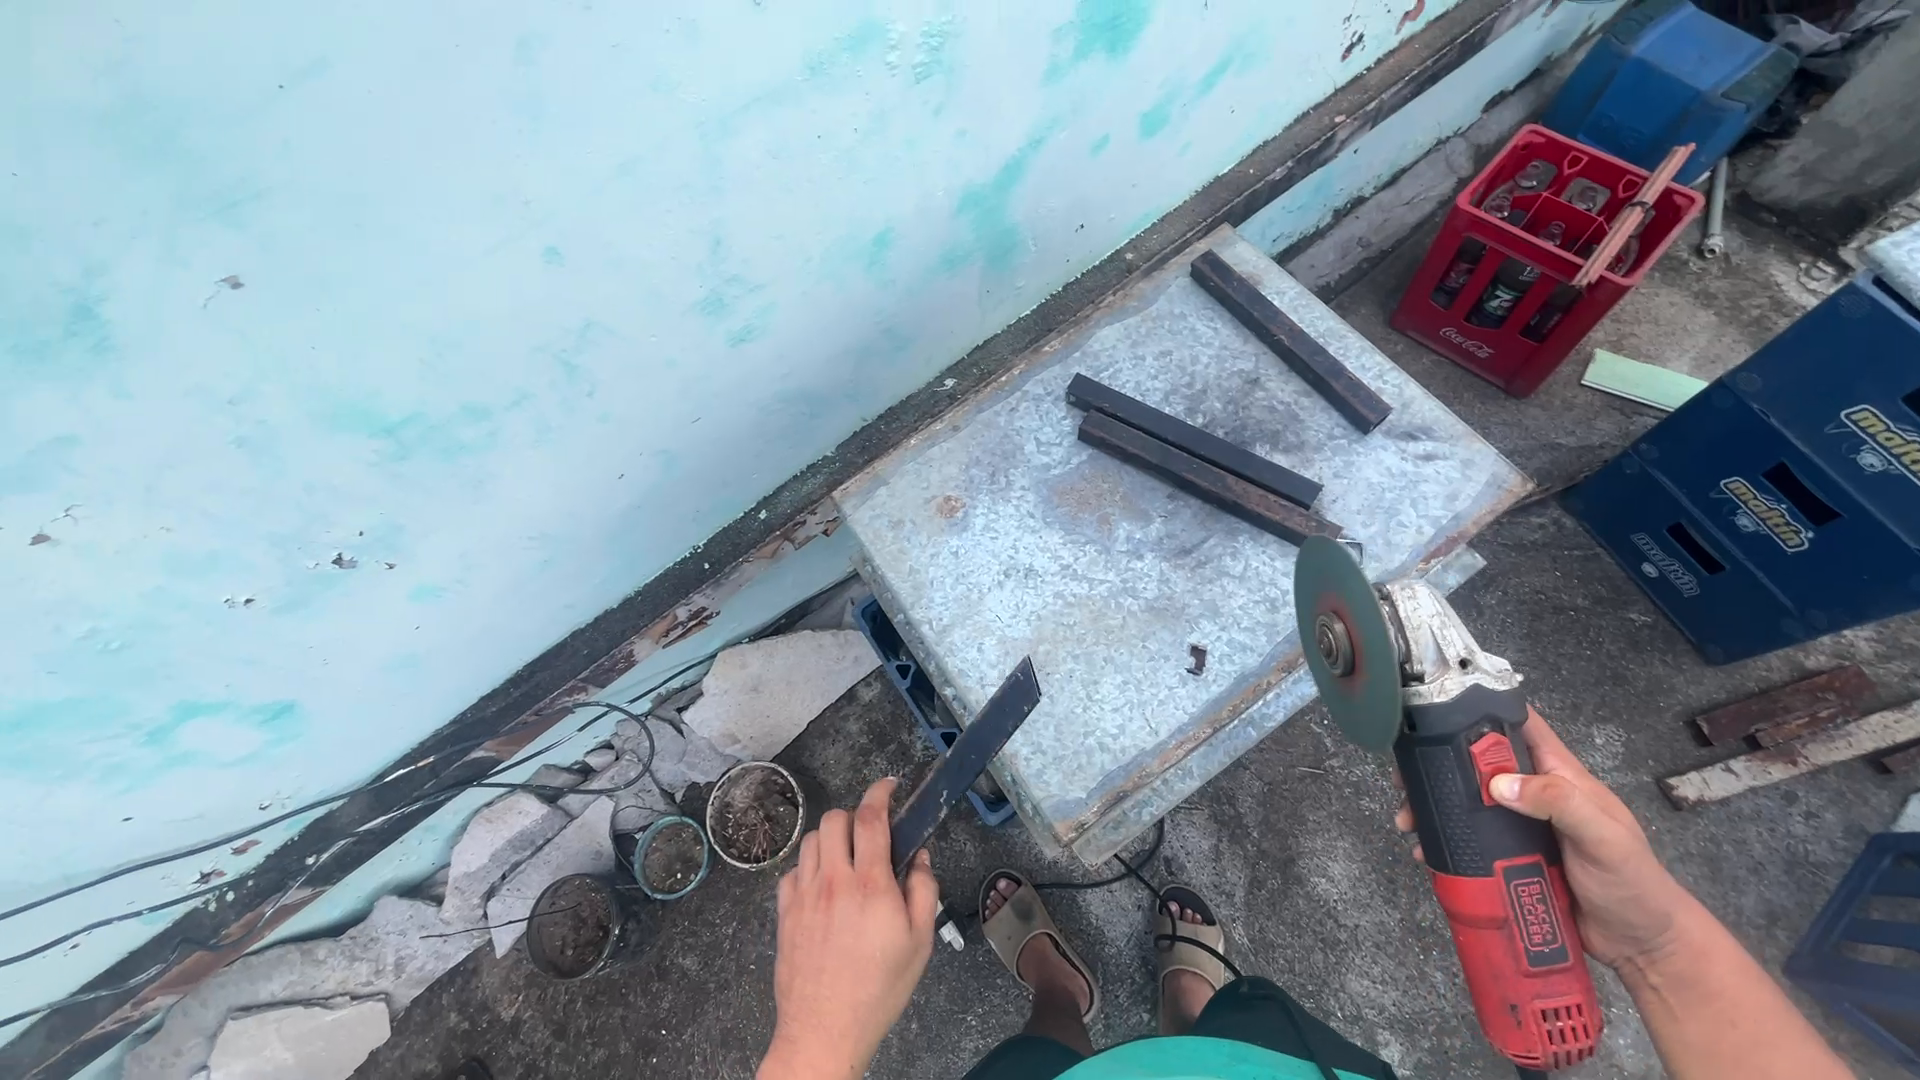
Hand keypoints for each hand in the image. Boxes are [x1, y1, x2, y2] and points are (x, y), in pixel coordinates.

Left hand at [758, 778, 937, 1079]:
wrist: (824, 1030)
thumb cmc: (879, 988)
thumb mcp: (920, 942)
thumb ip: (923, 891)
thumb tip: (919, 856)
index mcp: (870, 884)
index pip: (870, 817)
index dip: (879, 792)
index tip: (889, 785)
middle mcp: (833, 880)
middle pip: (833, 819)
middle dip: (854, 817)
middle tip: (870, 838)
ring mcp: (803, 895)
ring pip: (810, 840)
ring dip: (830, 840)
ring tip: (846, 861)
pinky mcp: (783, 913)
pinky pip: (792, 871)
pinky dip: (809, 868)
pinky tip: (822, 889)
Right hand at [1394, 709, 1688, 970]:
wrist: (1641, 948)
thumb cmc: (1633, 884)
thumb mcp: (1605, 839)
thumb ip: (1559, 804)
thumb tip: (1498, 784)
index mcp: (1559, 776)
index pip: (1520, 726)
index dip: (1482, 709)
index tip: (1437, 709)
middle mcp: (1533, 793)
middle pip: (1475, 764)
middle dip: (1436, 765)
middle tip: (1403, 777)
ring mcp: (1517, 825)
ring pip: (1463, 802)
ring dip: (1431, 806)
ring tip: (1408, 820)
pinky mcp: (1505, 855)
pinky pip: (1464, 839)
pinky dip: (1440, 841)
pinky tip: (1424, 851)